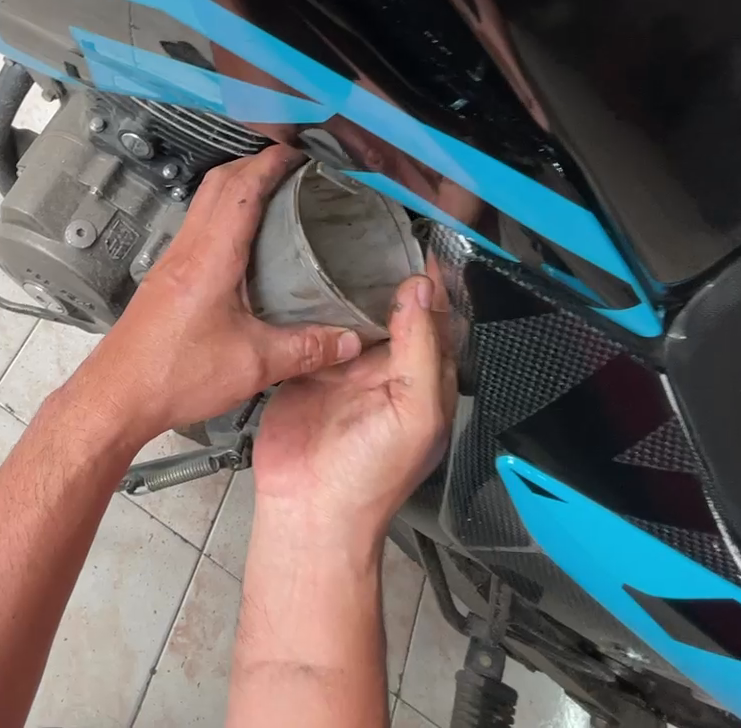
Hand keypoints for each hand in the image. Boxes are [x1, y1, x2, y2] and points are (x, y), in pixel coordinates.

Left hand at [57, 145, 366, 448]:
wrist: (118, 396)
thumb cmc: (170, 376)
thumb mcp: (253, 365)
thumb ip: (306, 350)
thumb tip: (348, 340)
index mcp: (209, 259)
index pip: (240, 189)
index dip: (271, 163)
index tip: (297, 152)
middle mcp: (185, 252)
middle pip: (217, 184)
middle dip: (254, 164)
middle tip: (289, 165)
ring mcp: (170, 263)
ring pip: (202, 205)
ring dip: (234, 188)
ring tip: (271, 195)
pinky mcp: (165, 280)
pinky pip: (195, 230)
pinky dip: (221, 218)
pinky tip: (241, 244)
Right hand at [250, 269, 457, 541]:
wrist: (309, 508)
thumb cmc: (370, 478)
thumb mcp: (414, 411)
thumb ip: (420, 349)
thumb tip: (421, 289)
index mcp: (425, 378)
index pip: (436, 318)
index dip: (433, 281)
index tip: (421, 243)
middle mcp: (387, 368)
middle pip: (392, 308)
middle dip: (387, 274)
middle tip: (374, 233)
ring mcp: (345, 368)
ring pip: (351, 313)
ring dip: (346, 286)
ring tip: (338, 246)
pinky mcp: (308, 369)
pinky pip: (313, 328)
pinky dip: (310, 305)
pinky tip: (303, 282)